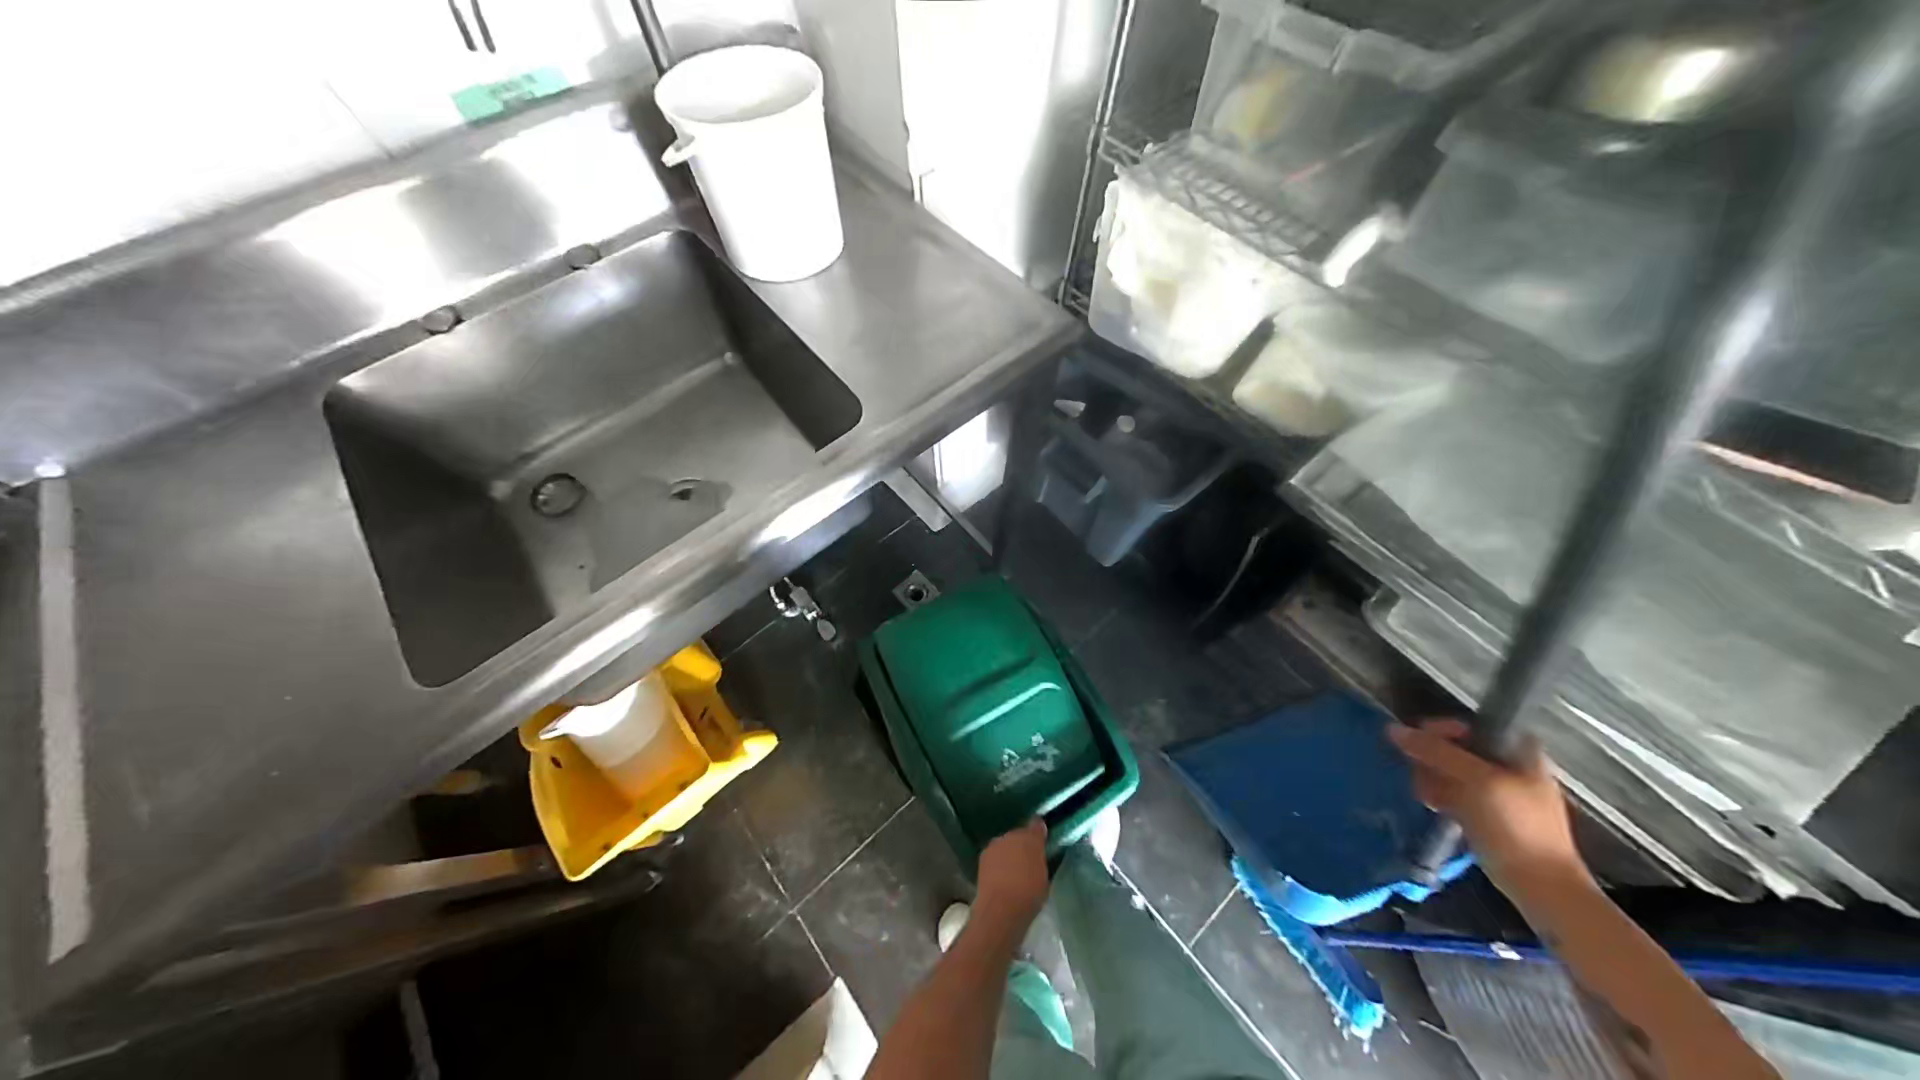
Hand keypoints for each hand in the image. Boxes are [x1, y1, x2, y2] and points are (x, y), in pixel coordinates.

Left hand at [974, 819, 1049, 931]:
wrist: (1000, 909)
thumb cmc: (1029, 895)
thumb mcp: (1044, 878)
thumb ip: (1040, 859)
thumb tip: (1038, 851)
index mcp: (1031, 838)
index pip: (1036, 826)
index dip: (1038, 832)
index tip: (1041, 838)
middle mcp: (1011, 836)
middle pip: (1018, 836)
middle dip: (1022, 844)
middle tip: (1028, 860)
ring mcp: (994, 846)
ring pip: (1005, 845)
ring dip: (1008, 852)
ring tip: (1013, 870)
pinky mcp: (982, 858)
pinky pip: (995, 856)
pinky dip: (998, 862)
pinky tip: (1001, 875)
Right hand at [1388, 720, 1588, 889]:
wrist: (1542, 886)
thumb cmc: (1516, 827)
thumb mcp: (1477, 781)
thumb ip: (1436, 752)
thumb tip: (1393, 729)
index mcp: (1519, 751)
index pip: (1470, 725)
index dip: (1442, 730)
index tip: (1419, 744)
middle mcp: (1509, 765)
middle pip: (1456, 748)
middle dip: (1432, 759)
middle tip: (1422, 776)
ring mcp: (1497, 792)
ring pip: (1451, 771)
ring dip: (1432, 780)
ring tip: (1426, 796)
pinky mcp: (1486, 814)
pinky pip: (1453, 793)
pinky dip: (1440, 796)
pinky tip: (1432, 807)